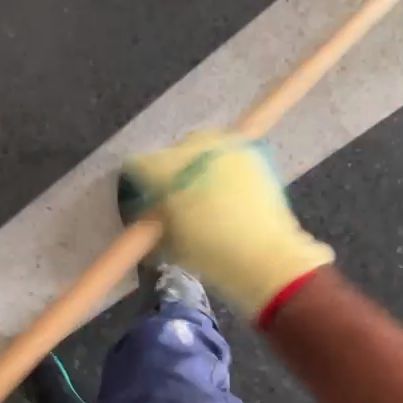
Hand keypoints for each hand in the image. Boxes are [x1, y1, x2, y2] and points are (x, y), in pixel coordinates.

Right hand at [122, 130, 334, 321]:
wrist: (266, 257)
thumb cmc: (211, 255)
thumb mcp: (168, 240)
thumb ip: (154, 217)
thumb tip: (149, 209)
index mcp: (165, 170)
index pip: (137, 164)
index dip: (136, 183)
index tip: (142, 200)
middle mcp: (193, 148)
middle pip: (170, 151)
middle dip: (168, 171)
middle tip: (174, 198)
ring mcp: (225, 146)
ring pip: (200, 146)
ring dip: (195, 165)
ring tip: (202, 192)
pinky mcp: (251, 152)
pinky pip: (226, 151)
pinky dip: (221, 167)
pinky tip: (226, 190)